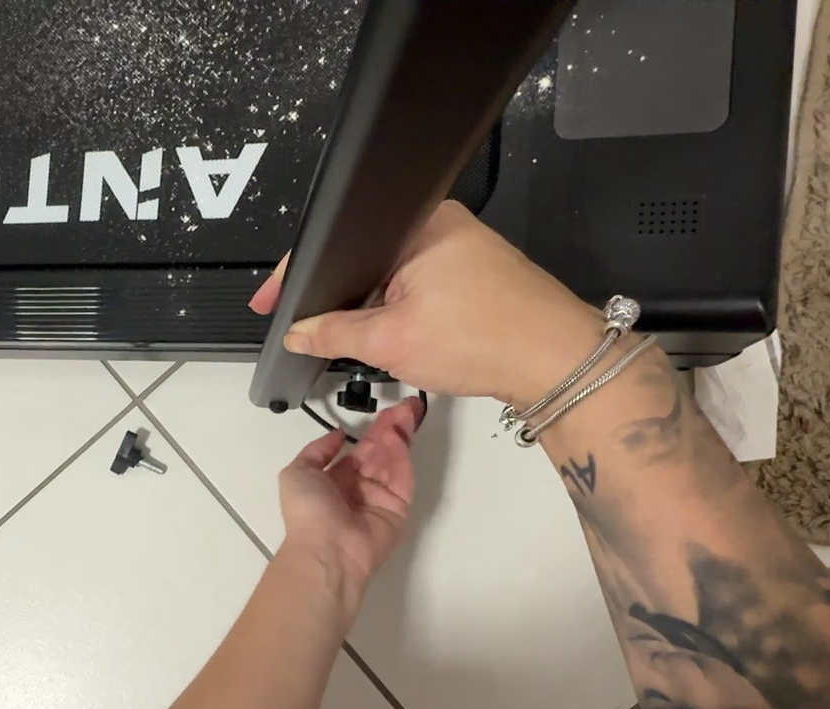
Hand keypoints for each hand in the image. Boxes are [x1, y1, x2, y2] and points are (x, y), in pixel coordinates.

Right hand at [249, 201, 608, 407]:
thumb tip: (299, 332)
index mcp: (417, 223)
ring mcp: (458, 248)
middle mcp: (439, 224)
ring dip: (376, 312)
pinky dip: (403, 314)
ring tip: (389, 344)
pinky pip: (417, 289)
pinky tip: (411, 339)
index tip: (273, 303)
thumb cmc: (488, 338)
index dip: (297, 280)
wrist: (556, 363)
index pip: (337, 246)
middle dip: (341, 302)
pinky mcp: (471, 272)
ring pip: (389, 280)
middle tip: (330, 338)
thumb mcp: (390, 341)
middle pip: (361, 263)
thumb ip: (333, 334)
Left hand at [277, 397, 423, 607]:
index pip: (357, 451)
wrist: (327, 548)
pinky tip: (401, 433)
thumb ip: (317, 450)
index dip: (370, 431)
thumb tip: (337, 434)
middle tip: (405, 404)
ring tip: (408, 410)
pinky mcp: (398, 506)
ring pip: (393, 459)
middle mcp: (358, 487)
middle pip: (379, 452)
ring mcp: (380, 496)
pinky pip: (402, 475)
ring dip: (400, 434)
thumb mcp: (296, 472)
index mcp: (334, 481)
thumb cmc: (307, 511)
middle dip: (391, 427)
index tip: (383, 412)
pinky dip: (402, 454)